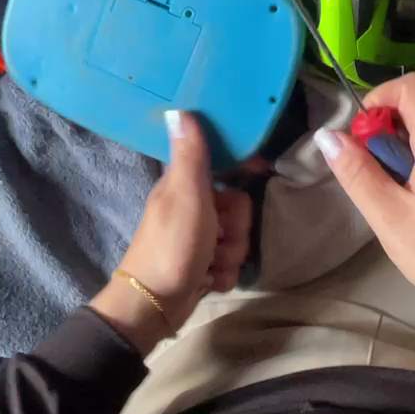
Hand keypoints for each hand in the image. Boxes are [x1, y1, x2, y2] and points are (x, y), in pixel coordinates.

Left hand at [90, 111, 253, 352]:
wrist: (153, 304)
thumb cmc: (171, 246)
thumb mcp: (186, 196)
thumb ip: (190, 156)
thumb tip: (180, 108)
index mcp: (184, 186)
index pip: (223, 164)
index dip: (242, 166)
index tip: (261, 171)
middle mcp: (191, 208)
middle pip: (239, 207)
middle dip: (234, 229)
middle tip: (216, 238)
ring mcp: (197, 239)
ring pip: (237, 239)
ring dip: (228, 255)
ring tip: (208, 263)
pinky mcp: (202, 265)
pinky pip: (229, 265)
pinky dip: (221, 275)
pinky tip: (207, 280)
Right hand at [313, 74, 414, 370]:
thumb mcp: (388, 217)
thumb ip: (357, 172)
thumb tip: (327, 135)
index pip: (412, 85)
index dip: (379, 98)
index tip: (360, 136)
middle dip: (384, 128)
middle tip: (371, 173)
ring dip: (399, 148)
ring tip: (391, 194)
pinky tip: (414, 203)